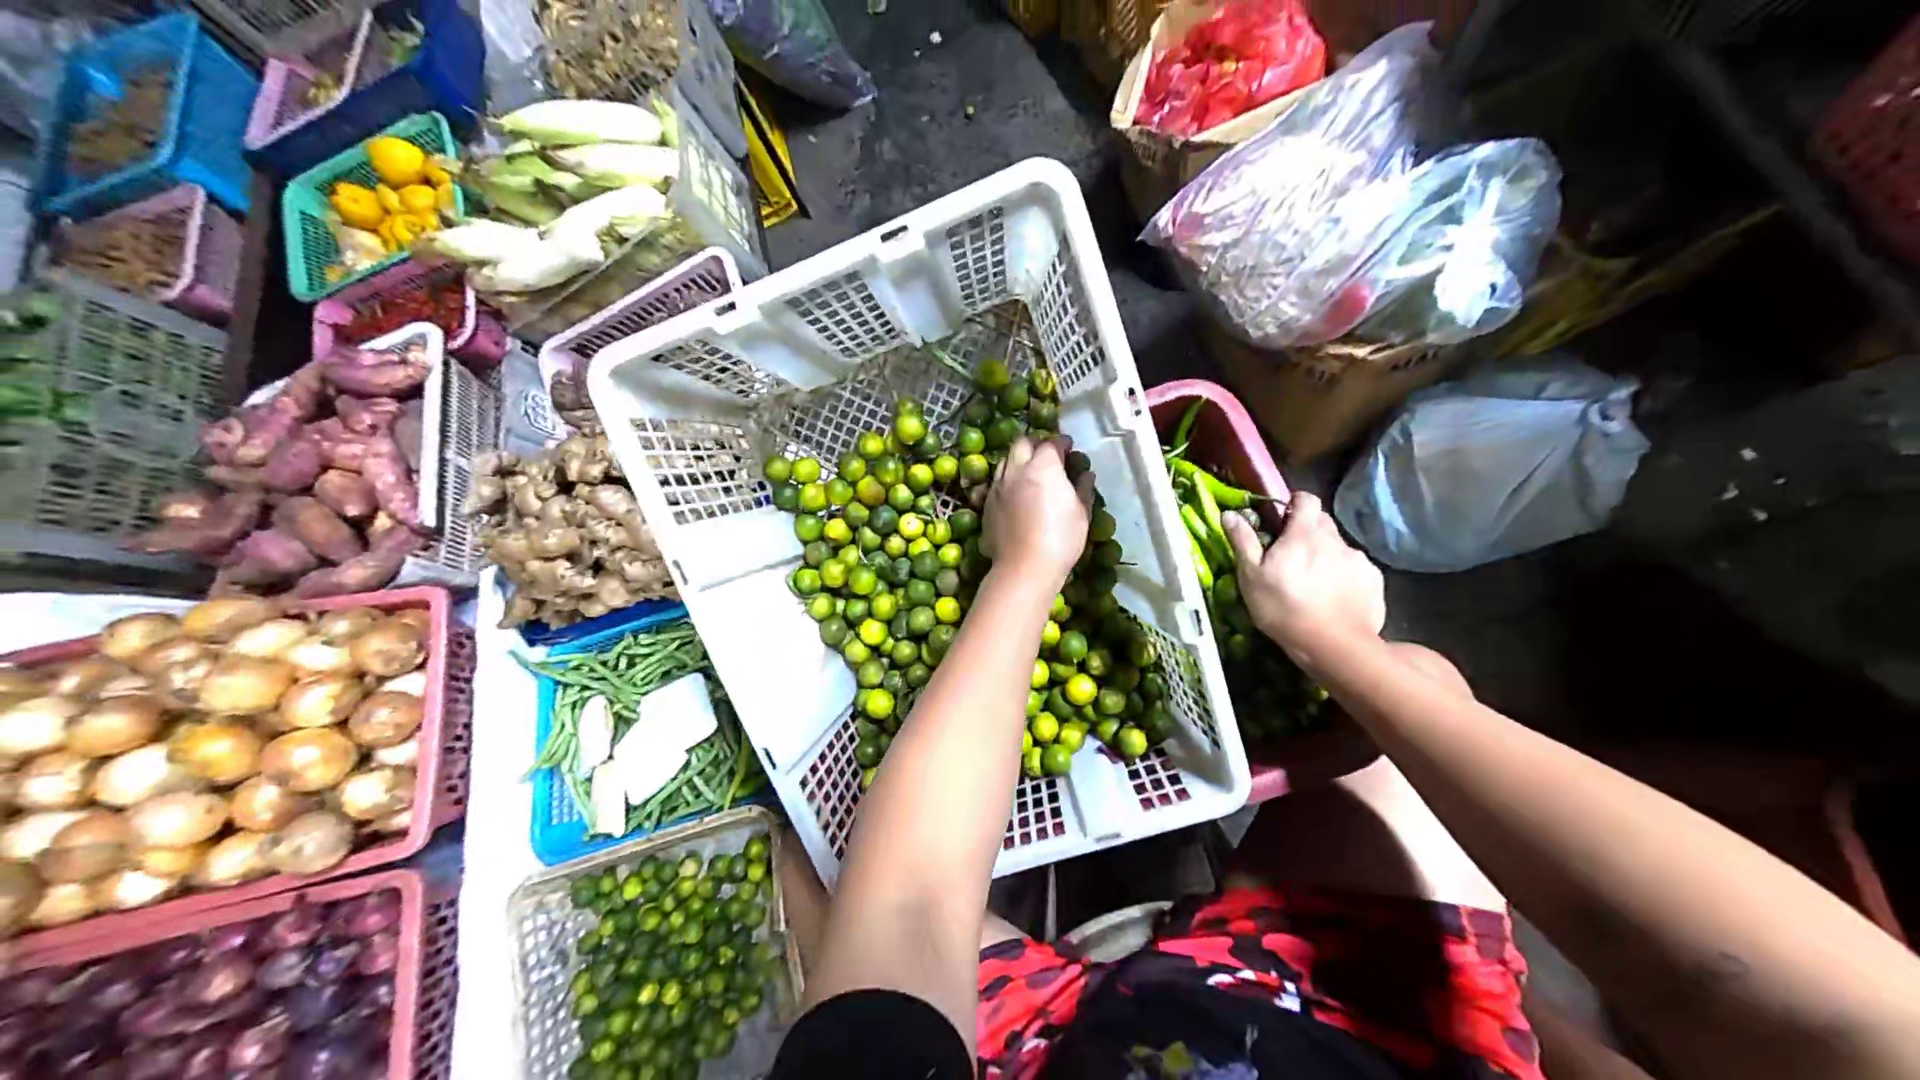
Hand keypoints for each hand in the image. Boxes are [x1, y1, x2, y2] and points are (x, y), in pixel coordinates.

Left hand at [982, 435, 1093, 588]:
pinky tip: (1016, 494)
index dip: (1061, 442)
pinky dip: (1008, 481)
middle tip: (1047, 455)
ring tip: (1030, 472)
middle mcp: (1016, 470)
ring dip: (1018, 460)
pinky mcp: (986, 505)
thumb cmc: (1061, 539)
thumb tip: (1085, 474)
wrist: (1023, 567)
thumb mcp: (1081, 513)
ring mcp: (997, 487)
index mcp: (1043, 467)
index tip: (1069, 448)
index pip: (1051, 443)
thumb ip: (1082, 488)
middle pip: (1022, 443)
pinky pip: (997, 484)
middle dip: (1035, 444)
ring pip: (1006, 461)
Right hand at [1223, 492, 1384, 657]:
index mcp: (1305, 533)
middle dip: (1307, 531)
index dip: (1294, 503)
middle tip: (1291, 555)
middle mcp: (1335, 539)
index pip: (1306, 499)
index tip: (1282, 519)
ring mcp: (1359, 560)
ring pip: (1338, 547)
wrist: (1333, 645)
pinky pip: (1355, 569)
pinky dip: (1343, 575)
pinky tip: (1334, 597)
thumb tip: (1229, 513)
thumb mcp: (1251, 576)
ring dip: (1325, 555)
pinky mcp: (1374, 581)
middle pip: (1322, 522)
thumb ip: (1243, 540)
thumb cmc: (1283, 607)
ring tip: (1313, 582)